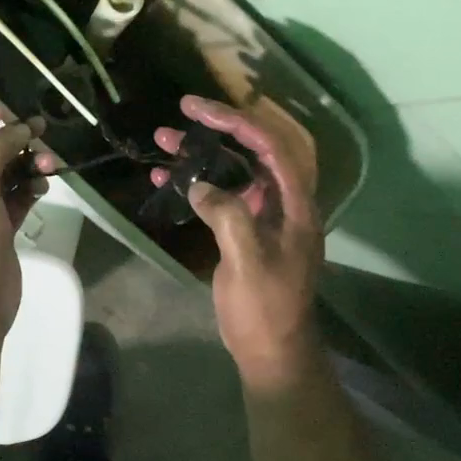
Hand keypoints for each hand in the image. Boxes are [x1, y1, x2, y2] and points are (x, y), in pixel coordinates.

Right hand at [152, 95, 324, 389]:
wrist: (271, 351)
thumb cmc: (266, 309)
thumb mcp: (248, 262)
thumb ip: (227, 216)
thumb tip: (199, 185)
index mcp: (296, 205)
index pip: (272, 147)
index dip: (237, 121)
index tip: (198, 110)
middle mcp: (284, 202)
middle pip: (258, 149)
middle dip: (223, 126)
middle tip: (186, 110)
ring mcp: (265, 216)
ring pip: (237, 169)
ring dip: (203, 152)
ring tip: (165, 139)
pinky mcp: (246, 231)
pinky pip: (222, 194)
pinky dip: (196, 183)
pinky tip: (165, 179)